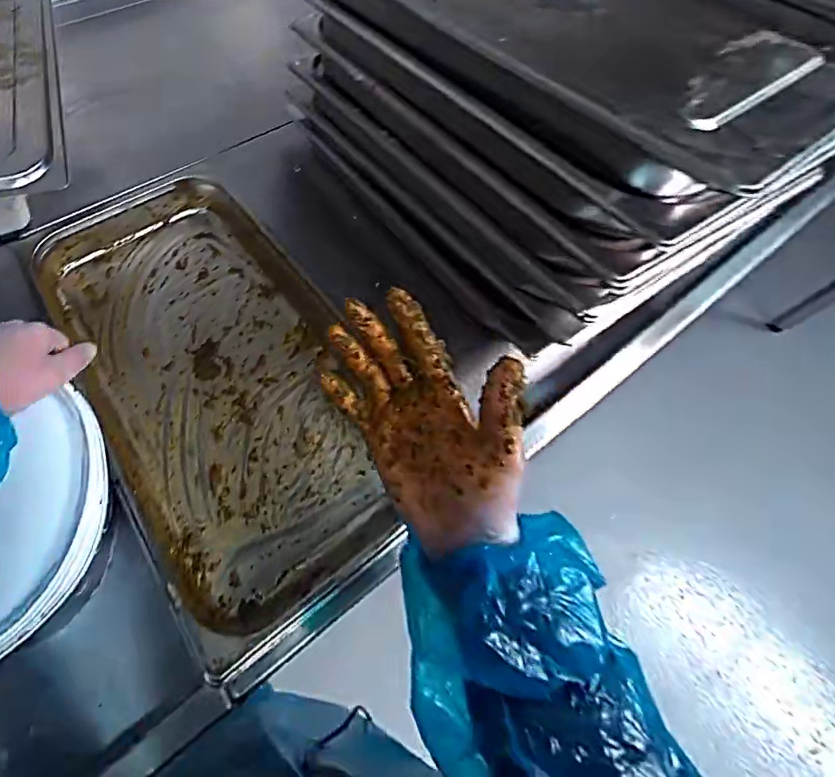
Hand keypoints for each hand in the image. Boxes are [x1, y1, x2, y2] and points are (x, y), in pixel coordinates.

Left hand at [0, 321, 97, 414]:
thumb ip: (75, 361)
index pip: (59, 340)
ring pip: (11, 343)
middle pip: (34, 339)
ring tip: (10, 383)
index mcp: (37, 331)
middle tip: (32, 383)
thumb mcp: (53, 378)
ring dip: (14, 356)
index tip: (52, 378)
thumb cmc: (14, 387)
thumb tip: (91, 347)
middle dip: (35, 356)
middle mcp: (13, 325)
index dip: (59, 360)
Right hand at [320, 288, 525, 557]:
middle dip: (373, 330)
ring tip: (333, 332)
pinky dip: (339, 392)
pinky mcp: (377, 439)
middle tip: (353, 306)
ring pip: (369, 376)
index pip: (425, 351)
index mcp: (447, 398)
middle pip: (390, 357)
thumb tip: (510, 360)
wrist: (464, 536)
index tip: (396, 298)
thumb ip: (502, 403)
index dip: (411, 323)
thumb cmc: (489, 493)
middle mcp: (417, 401)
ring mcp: (394, 418)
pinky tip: (324, 375)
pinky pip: (354, 409)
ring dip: (352, 354)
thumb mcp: (503, 447)